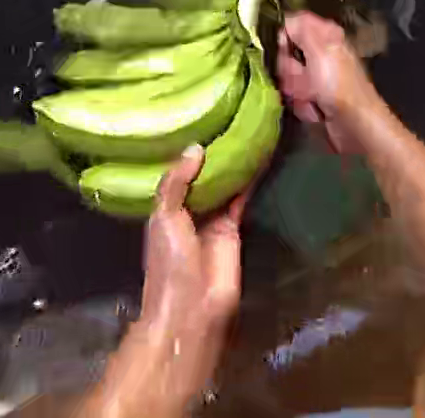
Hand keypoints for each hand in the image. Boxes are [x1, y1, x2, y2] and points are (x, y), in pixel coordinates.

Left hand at [77, 146, 247, 417]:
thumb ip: (176, 183)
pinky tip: (261, 154)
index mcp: (165, 210)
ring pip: (224, 181)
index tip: (201, 121)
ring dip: (233, 161)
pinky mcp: (235, 226)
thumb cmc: (169, 263)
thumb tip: (196, 147)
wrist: (194, 307)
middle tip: (228, 117)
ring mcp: (213, 218)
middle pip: (203, 175)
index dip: (187, 152)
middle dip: (212, 153)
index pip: (177, 173)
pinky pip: (243, 195)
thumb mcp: (164, 218)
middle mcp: (189, 210)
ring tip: (246, 128)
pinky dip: (250, 177)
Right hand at [275, 10, 385, 155]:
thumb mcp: (320, 49)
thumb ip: (301, 28)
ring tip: (312, 98)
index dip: (283, 37)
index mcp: (325, 34)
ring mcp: (316, 75)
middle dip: (289, 70)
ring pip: (287, 77)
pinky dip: (302, 105)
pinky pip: (295, 96)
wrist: (355, 124)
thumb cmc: (338, 84)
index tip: (282, 50)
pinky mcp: (314, 96)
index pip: (291, 24)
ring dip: (296, 90)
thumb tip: (284, 18)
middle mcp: (320, 51)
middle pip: (285, 53)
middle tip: (303, 80)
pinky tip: (314, 111)